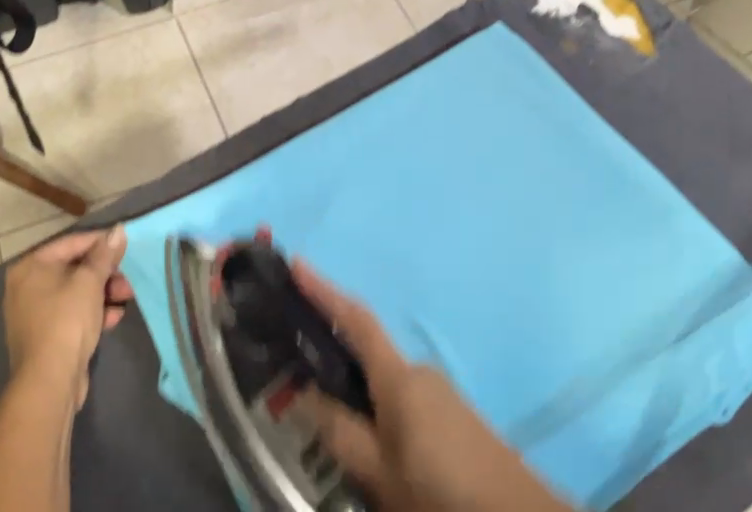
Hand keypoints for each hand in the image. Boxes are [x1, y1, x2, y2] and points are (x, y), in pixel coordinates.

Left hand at [2, 226, 133, 406]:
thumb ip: (104, 255)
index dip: (100, 242)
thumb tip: (118, 230)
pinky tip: (114, 318)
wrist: (49, 380)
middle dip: (104, 274)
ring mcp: (34, 313)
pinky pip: (71, 314)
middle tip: (128, 279)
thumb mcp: (89, 282)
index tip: (125, 245)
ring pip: (75, 293)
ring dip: (103, 293)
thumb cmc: (66, 320)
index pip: (70, 243)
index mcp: (30, 266)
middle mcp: (27, 286)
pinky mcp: (45, 336)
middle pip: (73, 269)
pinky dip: (92, 313)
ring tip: (127, 298)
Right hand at [294, 262, 571, 511]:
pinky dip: (378, 411)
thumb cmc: (442, 489)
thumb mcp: (379, 471)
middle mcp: (421, 374)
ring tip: (328, 423)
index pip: (355, 320)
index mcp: (399, 377)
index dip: (323, 290)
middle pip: (367, 356)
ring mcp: (442, 396)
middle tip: (296, 378)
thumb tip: (306, 394)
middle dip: (332, 361)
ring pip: (384, 386)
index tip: (296, 263)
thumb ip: (339, 431)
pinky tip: (370, 442)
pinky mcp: (455, 420)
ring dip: (356, 395)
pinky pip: (403, 404)